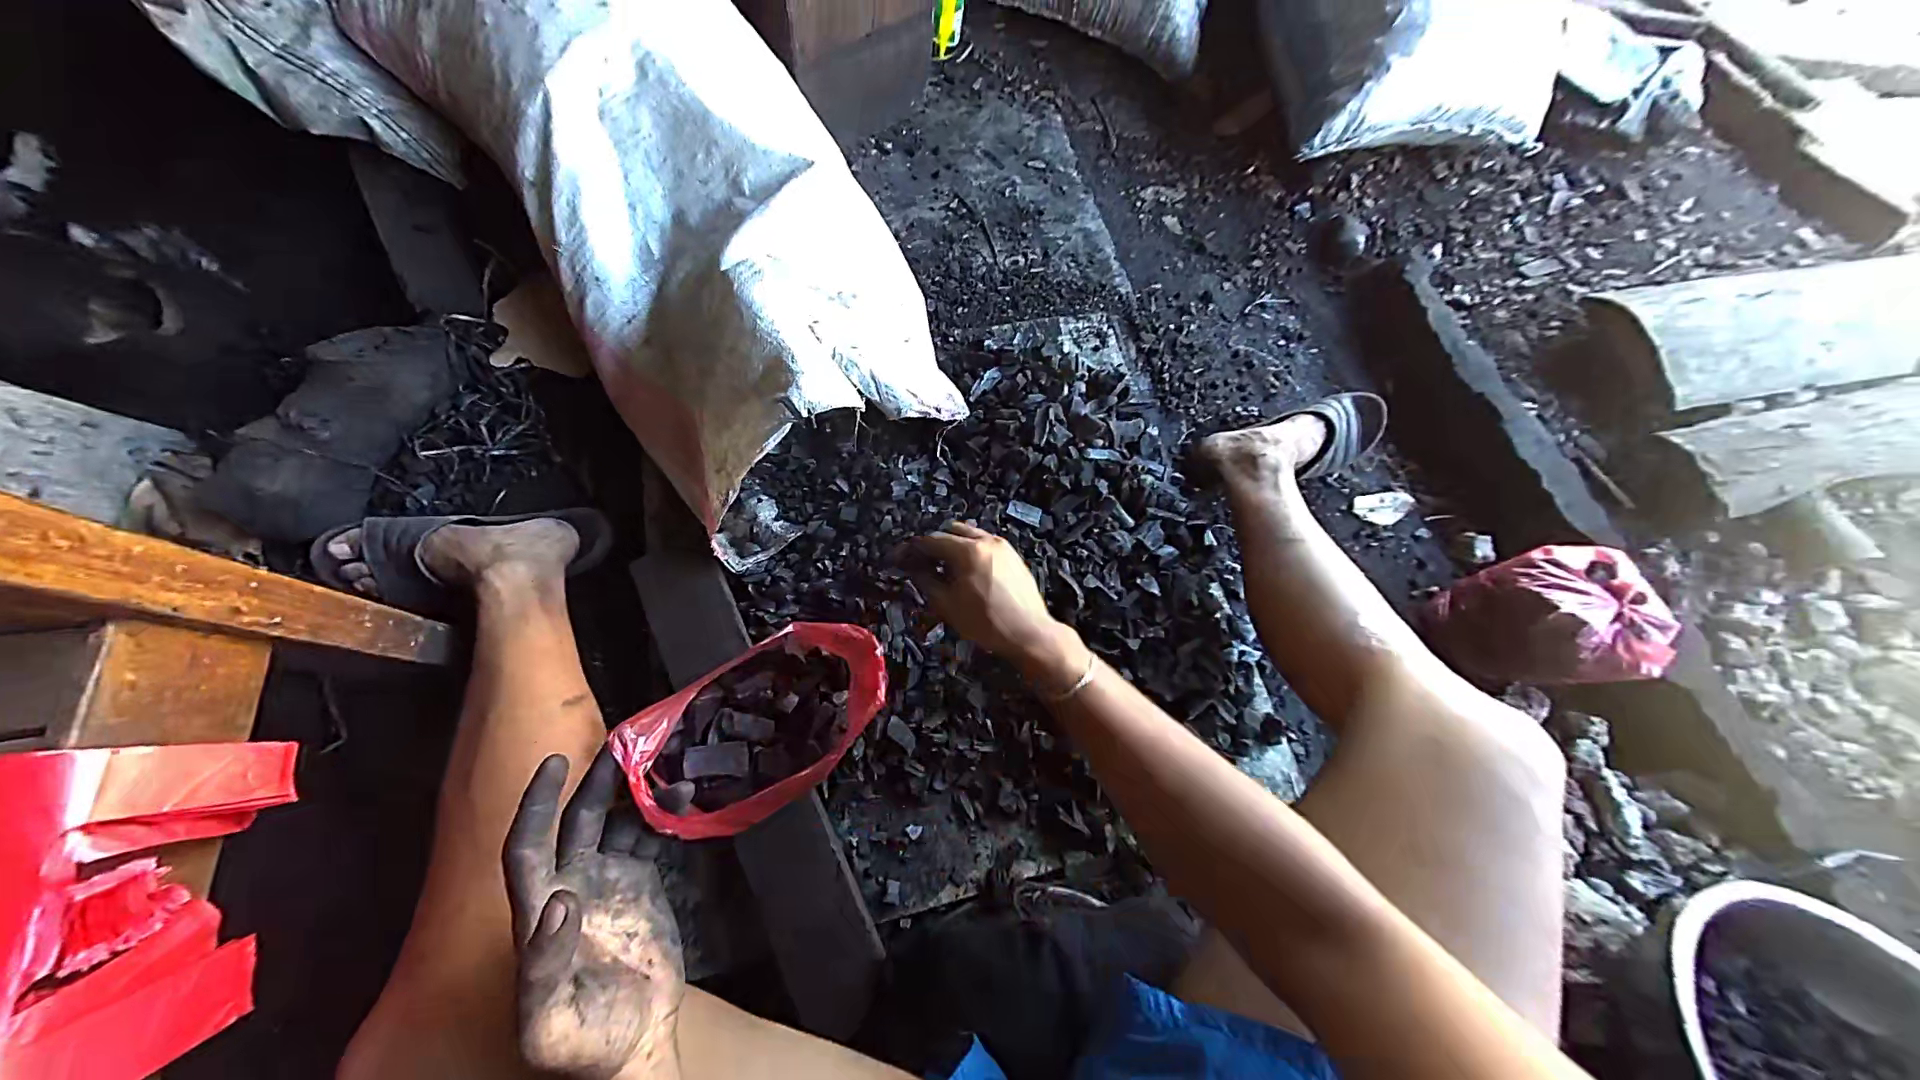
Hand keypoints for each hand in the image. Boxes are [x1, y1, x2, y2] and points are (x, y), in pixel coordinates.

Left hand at [504, 748, 685, 1079]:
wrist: (636, 1041)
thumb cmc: (585, 1042)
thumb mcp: (549, 1023)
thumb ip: (544, 967)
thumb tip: (558, 902)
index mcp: (539, 911)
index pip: (528, 847)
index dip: (536, 805)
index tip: (553, 764)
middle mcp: (571, 884)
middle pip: (576, 821)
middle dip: (595, 781)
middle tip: (621, 743)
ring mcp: (608, 881)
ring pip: (616, 821)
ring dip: (635, 790)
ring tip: (659, 759)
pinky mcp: (641, 882)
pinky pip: (651, 837)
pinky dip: (665, 813)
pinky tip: (683, 796)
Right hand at [898, 522, 1088, 688]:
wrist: (1028, 633)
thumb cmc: (990, 623)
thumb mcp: (948, 604)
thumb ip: (926, 580)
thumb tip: (913, 568)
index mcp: (968, 551)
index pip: (931, 540)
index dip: (913, 548)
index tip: (904, 555)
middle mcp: (987, 542)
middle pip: (951, 530)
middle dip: (935, 543)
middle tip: (923, 561)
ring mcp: (1003, 548)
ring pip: (970, 535)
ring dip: (954, 545)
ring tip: (946, 568)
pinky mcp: (1012, 557)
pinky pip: (986, 544)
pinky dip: (972, 551)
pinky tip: (967, 572)